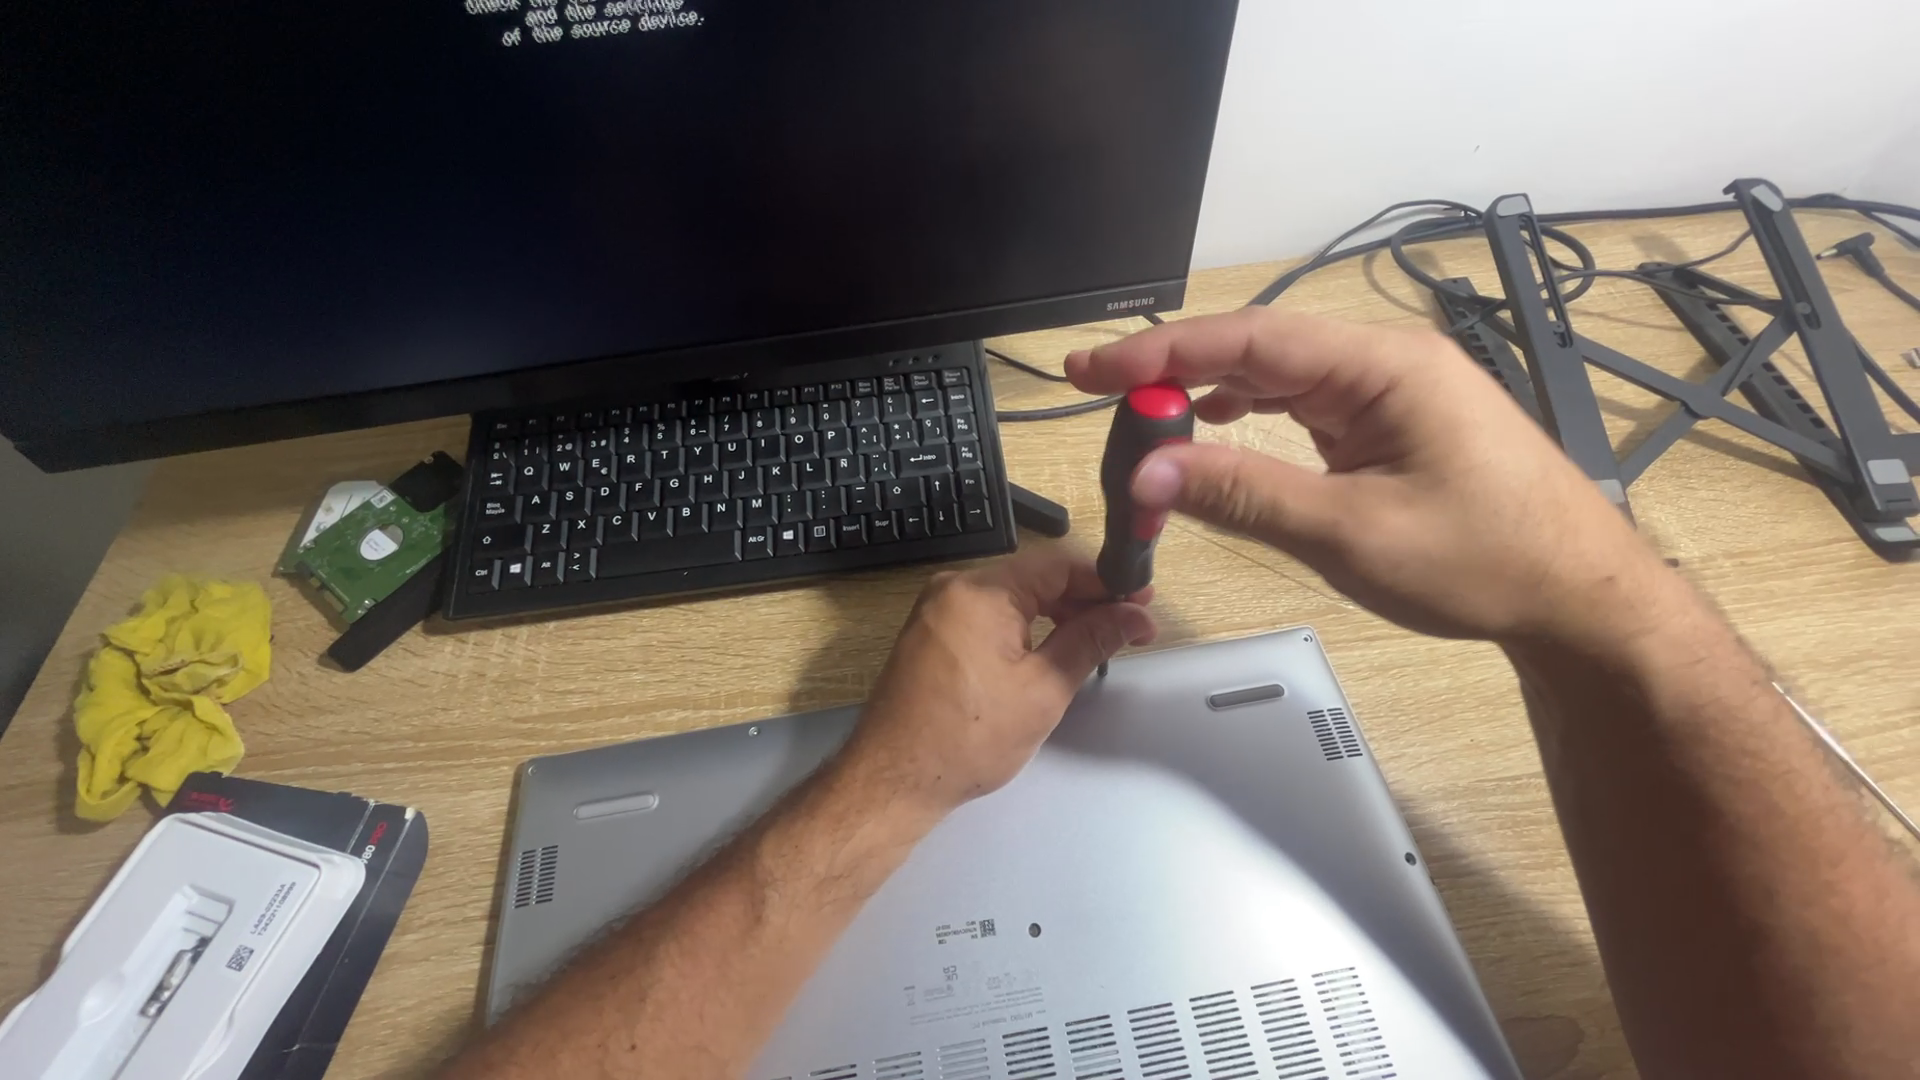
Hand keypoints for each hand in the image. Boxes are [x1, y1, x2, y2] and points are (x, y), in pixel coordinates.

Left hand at [839, 551, 1155, 814]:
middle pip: (1035, 577)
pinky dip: (1025, 626)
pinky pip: (990, 613)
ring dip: (1057, 613)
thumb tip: (1134, 615)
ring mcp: (939, 608)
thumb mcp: (1042, 690)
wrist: (894, 779)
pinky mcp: (933, 631)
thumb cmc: (967, 739)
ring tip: (1098, 640)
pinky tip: (1052, 647)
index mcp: (979, 591)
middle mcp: (954, 587)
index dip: (1106, 580)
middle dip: (1085, 598)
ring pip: (1014, 596)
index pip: (1058, 564)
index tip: (1141, 601)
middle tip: (1129, 626)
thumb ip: (1091, 641)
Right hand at [1066, 308, 1673, 643]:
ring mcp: (1383, 390)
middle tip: (1097, 388)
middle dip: (1169, 366)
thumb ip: (1242, 494)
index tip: (1090, 369)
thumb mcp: (1348, 532)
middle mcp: (1380, 362)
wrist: (1576, 598)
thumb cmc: (1483, 562)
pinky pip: (1296, 400)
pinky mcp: (1382, 421)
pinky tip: (1213, 422)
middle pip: (1252, 348)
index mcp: (1381, 367)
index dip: (1159, 352)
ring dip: (1202, 390)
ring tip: (1142, 412)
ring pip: (1270, 373)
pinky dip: (1242, 410)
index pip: (1246, 341)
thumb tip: (1147, 476)